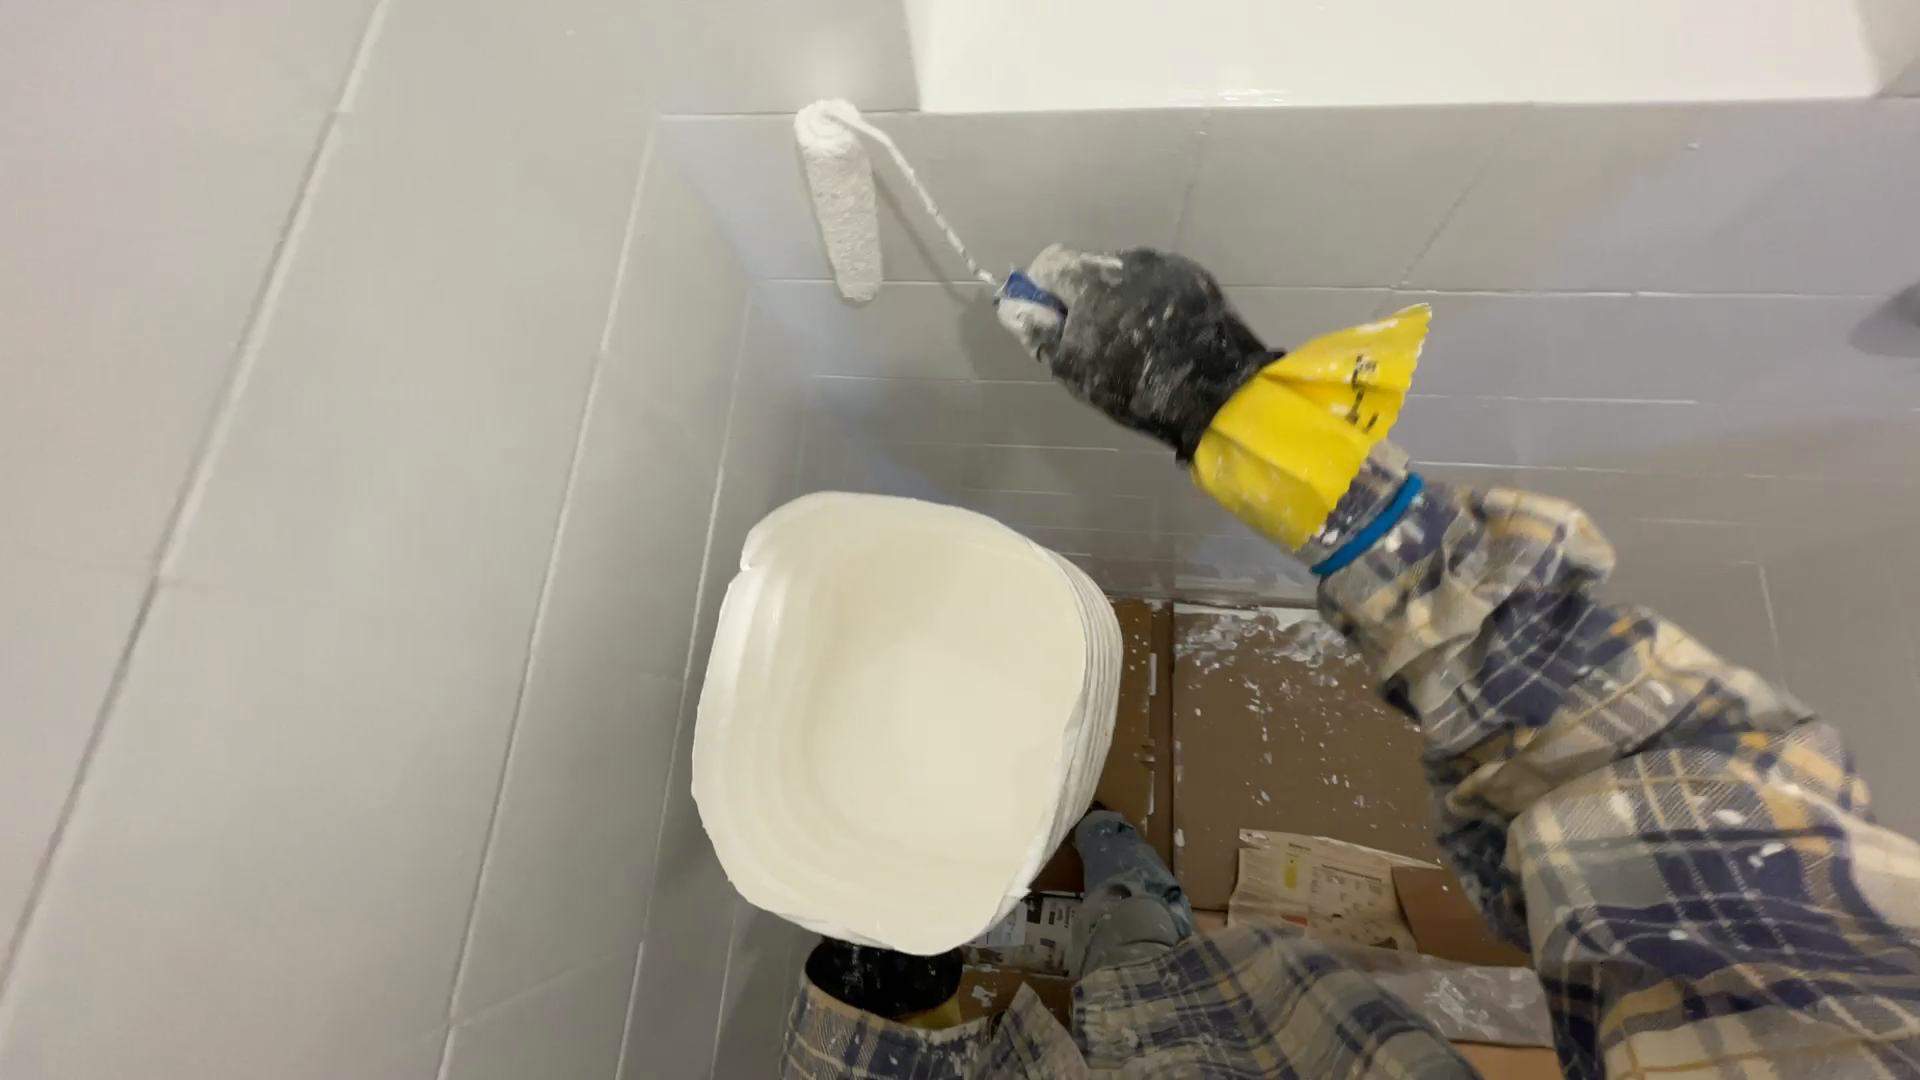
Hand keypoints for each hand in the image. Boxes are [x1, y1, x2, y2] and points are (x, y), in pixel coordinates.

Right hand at [995, 245, 1271, 459]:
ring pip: (1122, 275)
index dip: (1042, 291)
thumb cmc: (1130, 386)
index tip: (1050, 323)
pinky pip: (1155, 283)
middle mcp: (1128, 259)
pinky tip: (1158, 336)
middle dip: (1080, 297)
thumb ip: (1037, 331)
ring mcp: (1166, 265)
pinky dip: (1147, 303)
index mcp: (1092, 278)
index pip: (1049, 262)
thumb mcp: (1071, 368)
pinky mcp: (1195, 278)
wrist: (1215, 394)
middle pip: (1087, 267)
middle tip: (1089, 342)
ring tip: (1129, 342)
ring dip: (1114, 299)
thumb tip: (1010, 304)